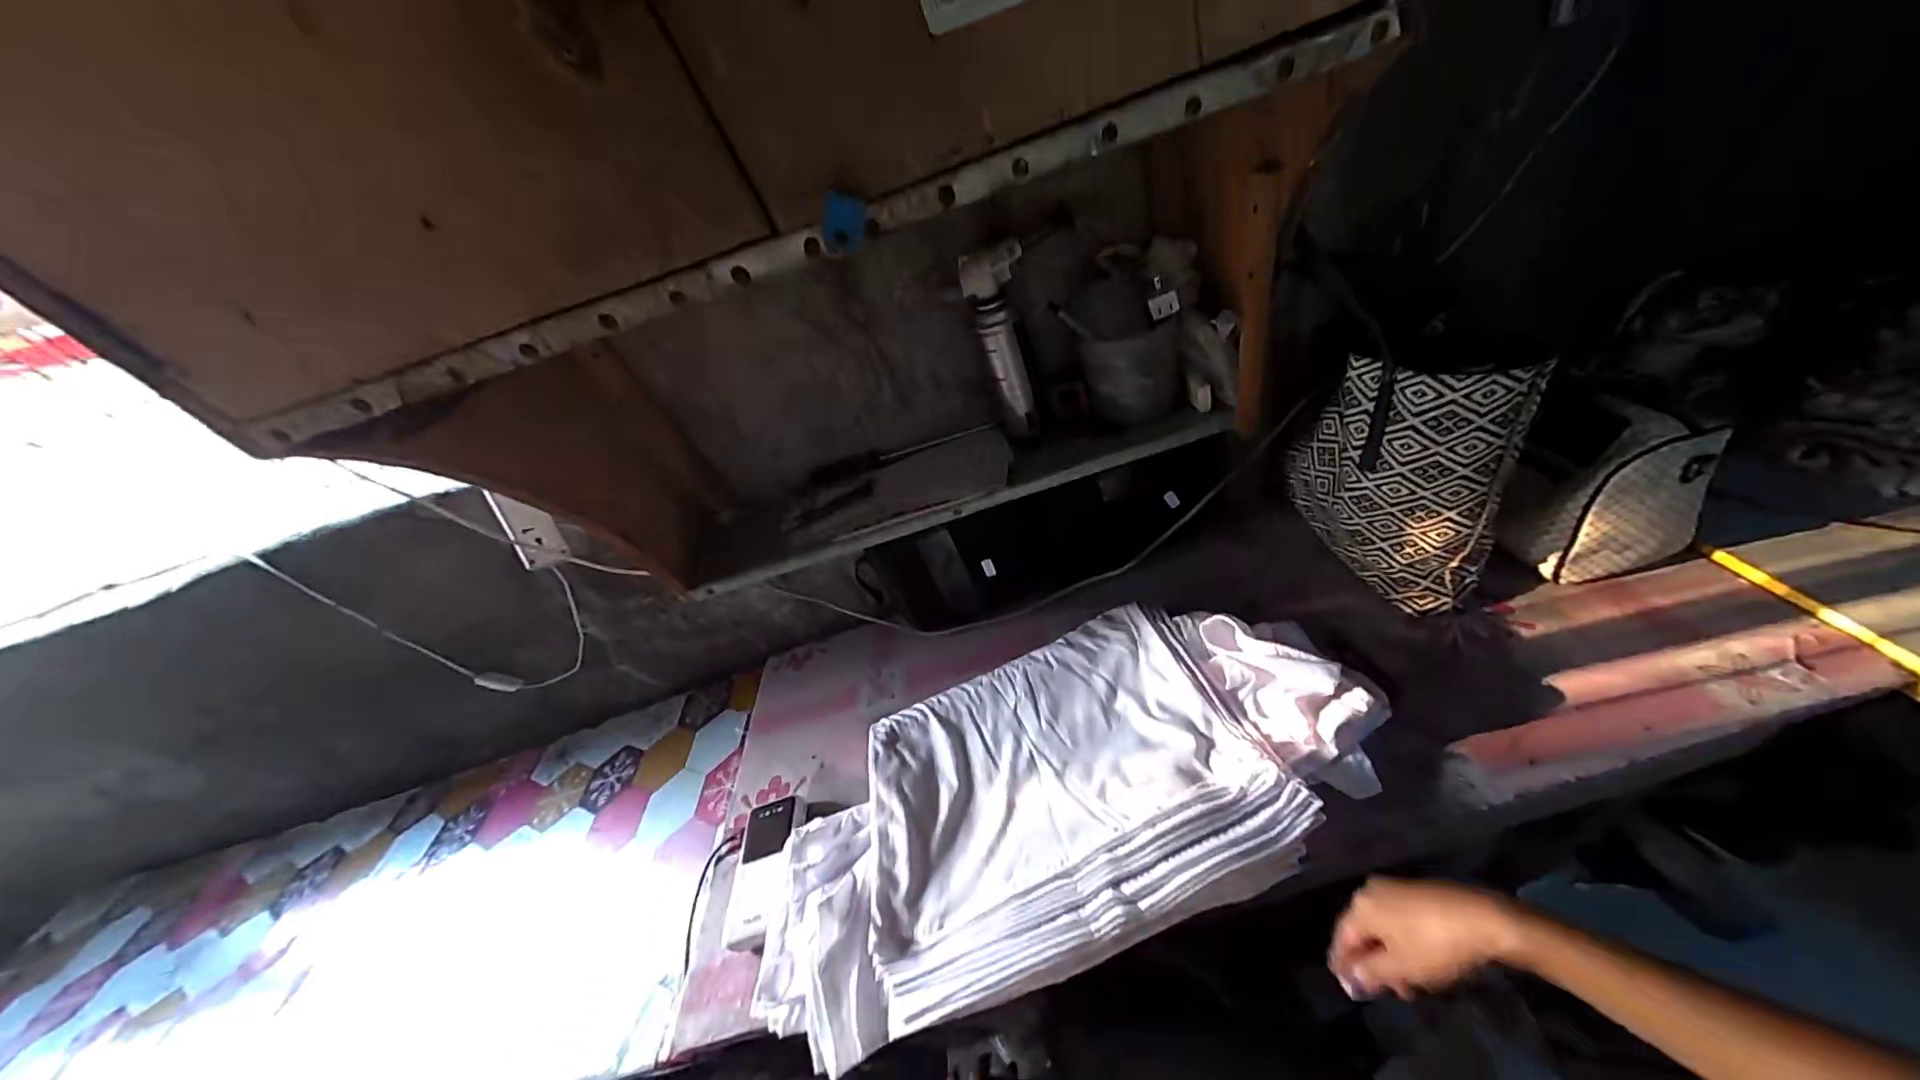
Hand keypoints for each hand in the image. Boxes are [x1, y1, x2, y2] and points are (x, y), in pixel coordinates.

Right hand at [1328, 877, 1531, 999]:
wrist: (1485, 918)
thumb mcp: (1402, 968)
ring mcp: (1395, 887)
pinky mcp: (1418, 890)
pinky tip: (1420, 958)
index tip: (1348, 986)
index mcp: (1360, 906)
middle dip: (1372, 961)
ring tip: (1410, 980)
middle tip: (1388, 990)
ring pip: (1383, 925)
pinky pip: (1399, 917)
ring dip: (1390, 953)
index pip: (1342, 938)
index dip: (1343, 964)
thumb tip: (1351, 977)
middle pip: (1363, 931)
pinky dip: (1404, 940)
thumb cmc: (1436, 945)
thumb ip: (1371, 973)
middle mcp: (1370, 891)